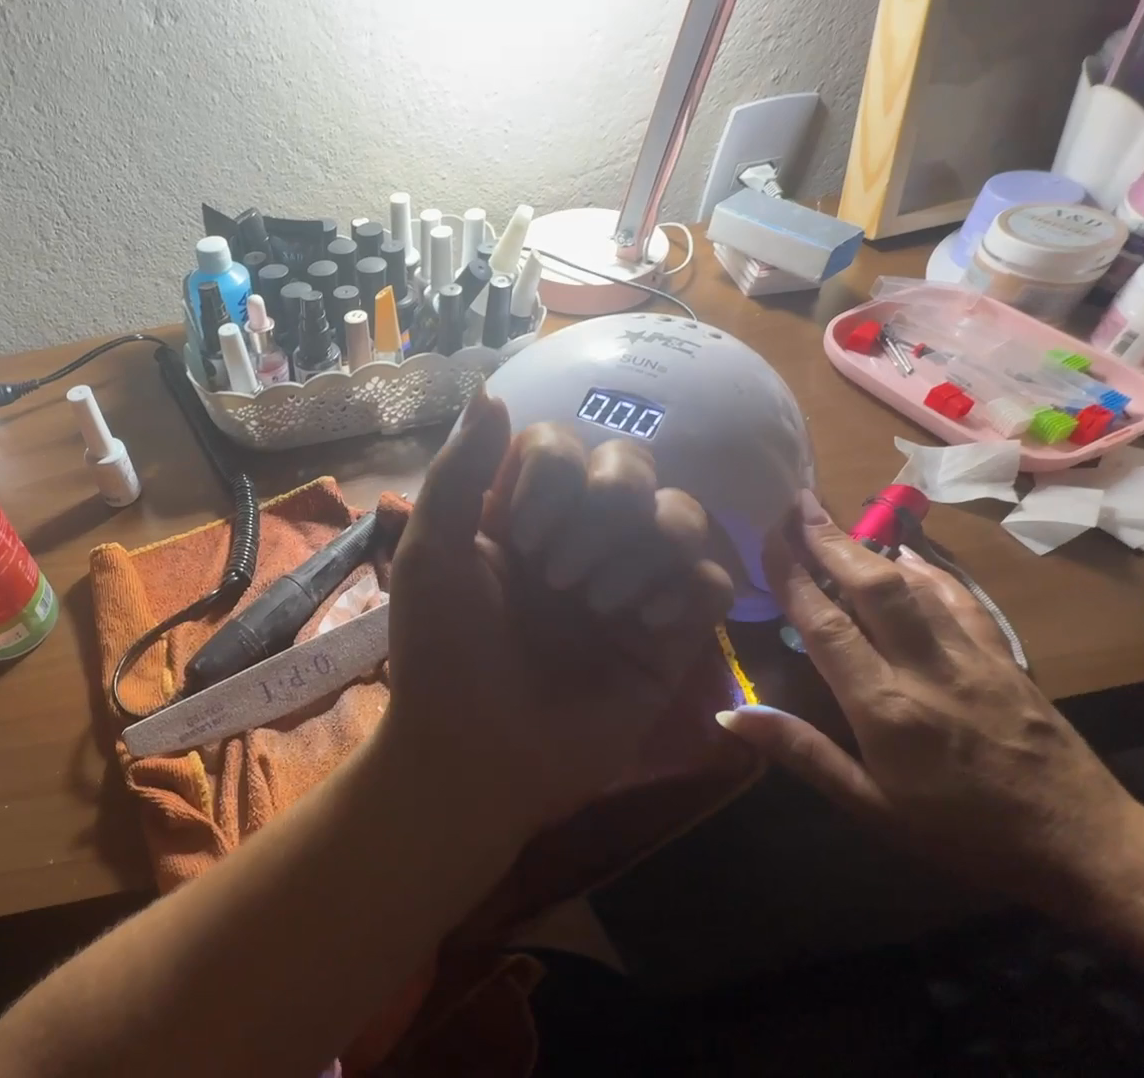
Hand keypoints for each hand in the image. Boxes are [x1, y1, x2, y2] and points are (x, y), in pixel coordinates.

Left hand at [381, 391, 732, 836]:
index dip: (555, 472)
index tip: (521, 534)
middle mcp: (576, 536)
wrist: (477, 754)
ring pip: (680, 510)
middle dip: (600, 513)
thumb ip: (459, 471)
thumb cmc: (442, 653)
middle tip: (558, 578)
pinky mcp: (666, 632)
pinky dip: (688, 587)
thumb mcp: (431, 556)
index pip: (562, 442)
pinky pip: (712, 575)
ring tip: (602, 606)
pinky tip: (647, 624)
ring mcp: (625, 581)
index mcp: (519, 513)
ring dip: (641, 548)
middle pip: (629, 465)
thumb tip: (494, 389)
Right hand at [717, 490, 1143, 911]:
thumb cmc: (961, 833)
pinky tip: (908, 559)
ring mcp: (974, 659)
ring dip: (871, 548)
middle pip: (874, 587)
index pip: (826, 625)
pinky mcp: (1007, 660)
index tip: (768, 537)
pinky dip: (928, 572)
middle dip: (831, 540)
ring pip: (917, 586)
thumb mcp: (869, 807)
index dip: (792, 576)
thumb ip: (801, 752)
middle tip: (797, 502)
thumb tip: (730, 711)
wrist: (1085, 848)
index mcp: (885, 707)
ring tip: (837, 521)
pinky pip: (960, 602)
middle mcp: (928, 669)